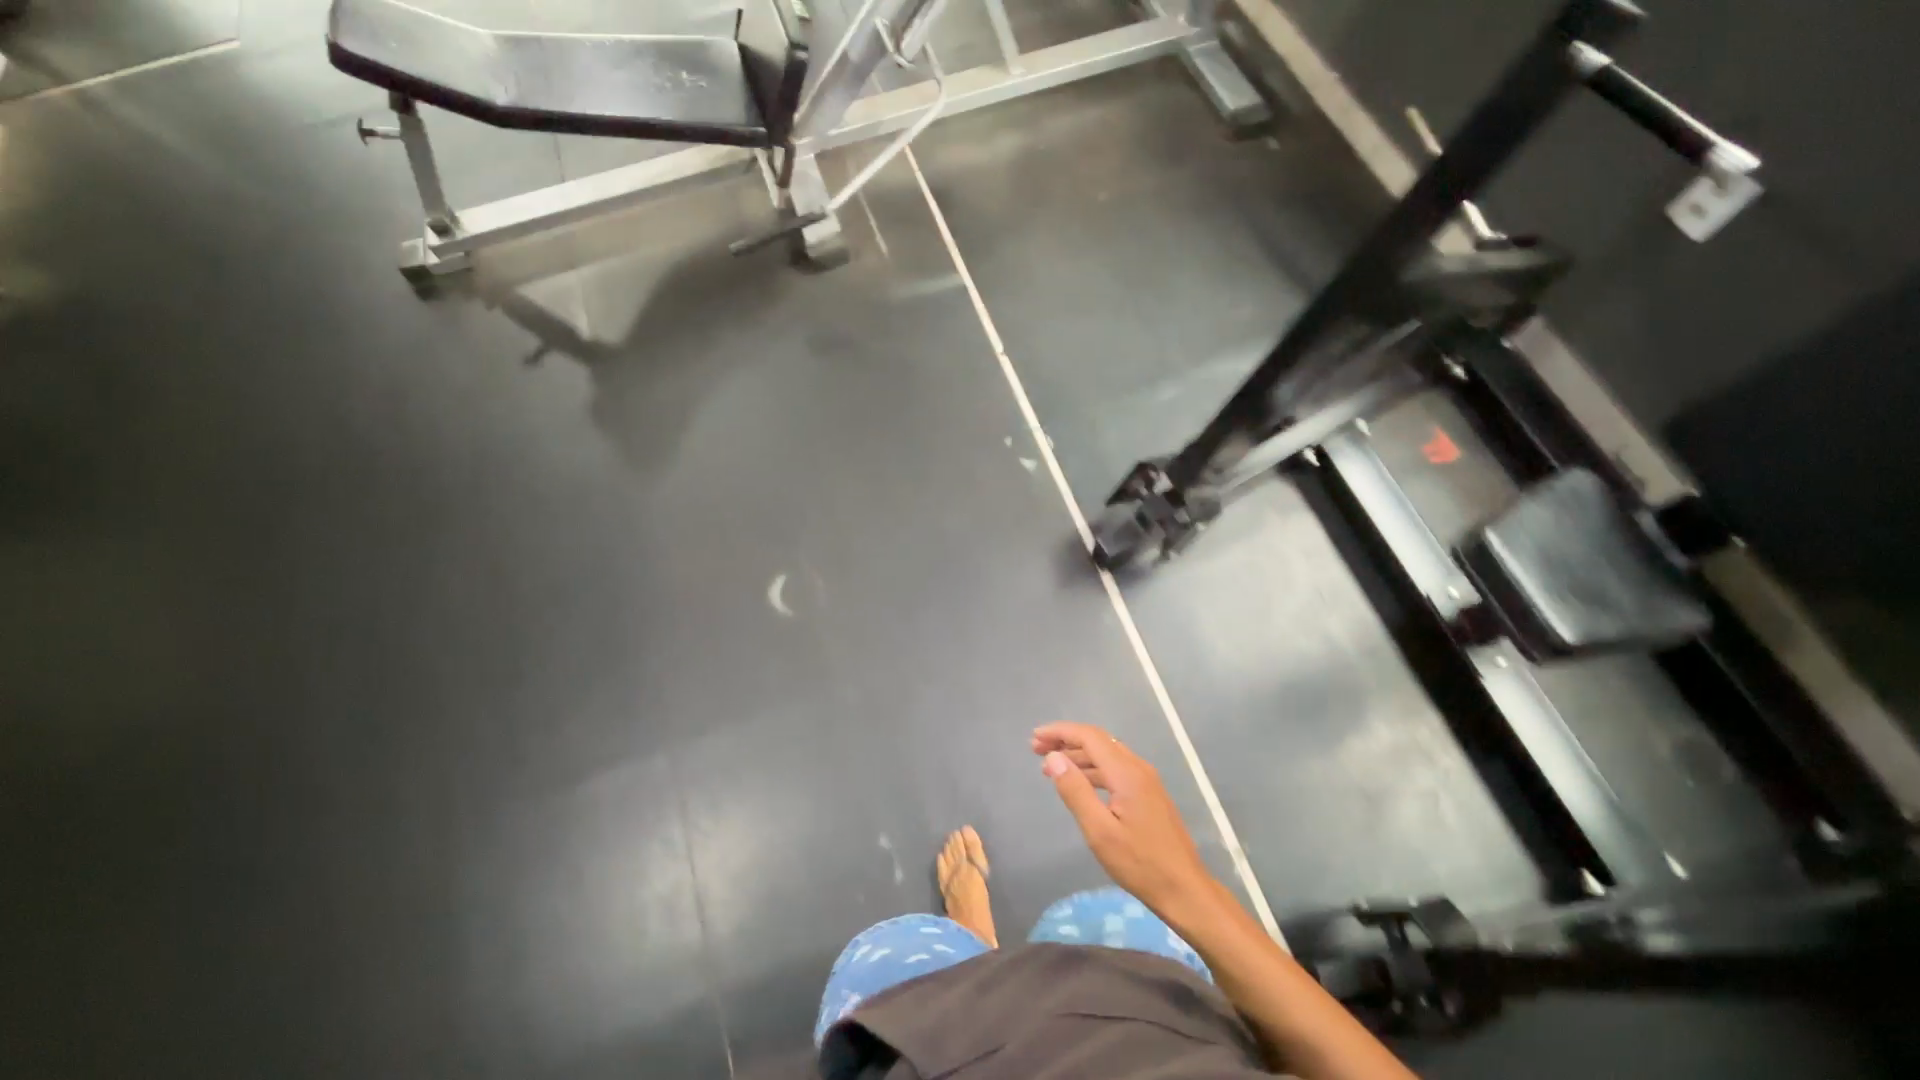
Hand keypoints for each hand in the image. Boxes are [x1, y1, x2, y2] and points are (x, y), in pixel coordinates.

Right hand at [1031, 722, 1217, 914]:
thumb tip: (1053, 757)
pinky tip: (1081, 783)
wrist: (1183, 888)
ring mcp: (1147, 782)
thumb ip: (1075, 791)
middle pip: (1099, 741)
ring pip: (1108, 755)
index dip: (1060, 732)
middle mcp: (1139, 769)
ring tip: (1051, 766)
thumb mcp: (1099, 831)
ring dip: (1078, 755)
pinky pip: (1116, 770)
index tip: (1034, 737)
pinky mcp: (1149, 795)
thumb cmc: (1139, 863)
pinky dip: (1093, 769)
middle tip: (1035, 749)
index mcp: (1127, 773)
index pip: (1089, 737)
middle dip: (1066, 740)